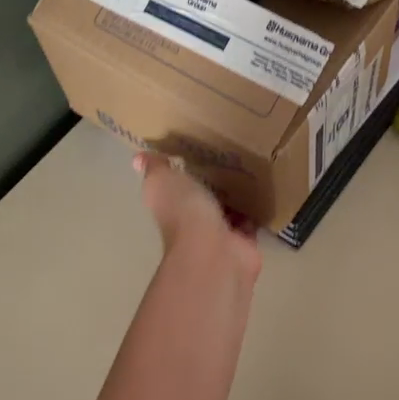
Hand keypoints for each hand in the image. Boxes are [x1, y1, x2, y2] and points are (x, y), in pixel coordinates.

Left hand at [134, 153, 261, 285]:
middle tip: (227, 158)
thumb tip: (137, 159)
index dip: (180, 172)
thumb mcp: (161, 180)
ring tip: (248, 171)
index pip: (172, 187)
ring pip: (225, 211)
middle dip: (211, 183)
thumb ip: (154, 168)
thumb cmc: (183, 209)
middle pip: (199, 199)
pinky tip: (260, 193)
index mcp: (169, 204)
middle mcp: (190, 222)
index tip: (194, 151)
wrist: (213, 248)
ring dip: (234, 197)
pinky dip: (253, 212)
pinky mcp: (241, 242)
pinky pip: (248, 223)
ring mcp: (217, 234)